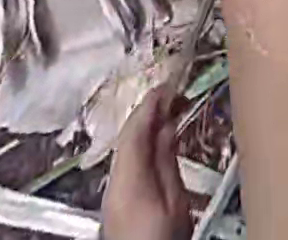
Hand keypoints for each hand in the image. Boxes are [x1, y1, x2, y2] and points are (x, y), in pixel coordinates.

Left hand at [101, 89, 188, 239]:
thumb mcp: (175, 203)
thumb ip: (167, 160)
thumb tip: (167, 124)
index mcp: (128, 177)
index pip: (135, 129)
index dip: (152, 103)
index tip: (170, 84)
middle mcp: (114, 180)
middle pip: (127, 135)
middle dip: (148, 110)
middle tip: (173, 93)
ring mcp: (112, 190)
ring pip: (126, 146)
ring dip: (146, 124)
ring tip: (170, 110)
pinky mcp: (116, 200)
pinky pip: (127, 159)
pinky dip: (142, 142)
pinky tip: (158, 140)